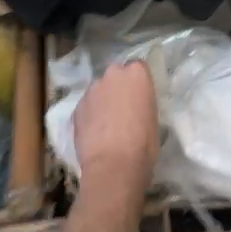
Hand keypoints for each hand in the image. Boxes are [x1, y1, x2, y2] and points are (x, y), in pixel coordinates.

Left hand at [74, 61, 158, 189]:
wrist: (114, 164)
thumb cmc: (144, 143)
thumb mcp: (153, 117)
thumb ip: (143, 102)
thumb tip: (136, 106)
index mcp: (137, 74)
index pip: (139, 67)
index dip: (138, 82)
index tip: (140, 95)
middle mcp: (113, 74)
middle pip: (116, 75)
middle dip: (118, 87)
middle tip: (123, 107)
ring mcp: (92, 90)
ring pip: (99, 90)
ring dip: (103, 100)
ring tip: (106, 122)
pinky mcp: (77, 106)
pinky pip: (87, 106)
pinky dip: (90, 114)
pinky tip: (95, 132)